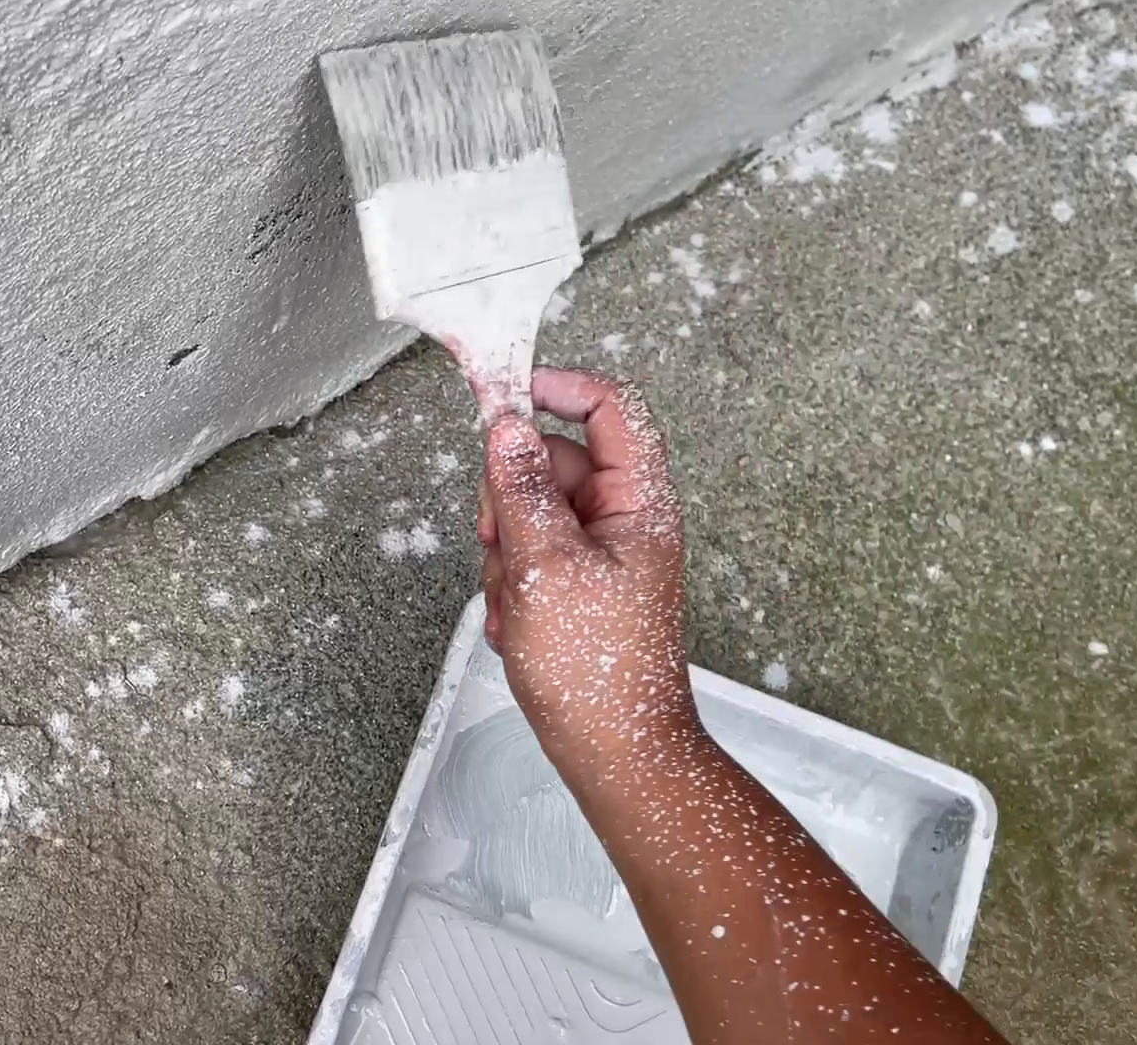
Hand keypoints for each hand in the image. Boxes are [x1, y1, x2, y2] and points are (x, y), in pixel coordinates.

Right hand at [476, 368, 694, 762]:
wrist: (607, 747)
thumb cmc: (597, 668)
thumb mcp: (547, 567)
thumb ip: (522, 490)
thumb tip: (505, 427)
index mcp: (636, 503)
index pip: (610, 409)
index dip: (560, 388)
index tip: (506, 394)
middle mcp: (617, 518)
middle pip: (549, 461)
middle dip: (510, 497)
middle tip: (500, 540)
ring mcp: (590, 550)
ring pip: (525, 509)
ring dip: (503, 549)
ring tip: (515, 596)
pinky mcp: (568, 578)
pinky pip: (521, 550)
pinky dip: (507, 579)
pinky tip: (517, 619)